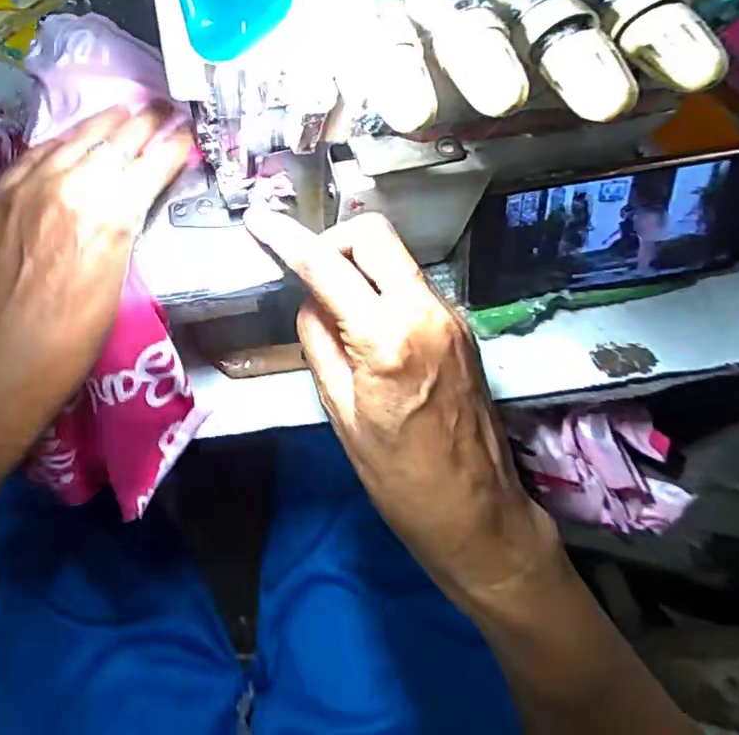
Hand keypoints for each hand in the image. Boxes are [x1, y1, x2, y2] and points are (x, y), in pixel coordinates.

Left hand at [0, 103, 192, 465]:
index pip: (147, 166)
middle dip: (143, 123)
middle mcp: (64, 188)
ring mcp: (23, 188)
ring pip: (70, 140)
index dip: (171, 146)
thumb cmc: (66, 346)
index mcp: (105, 216)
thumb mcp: (113, 287)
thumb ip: (124, 231)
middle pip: (112, 142)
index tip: (186, 131)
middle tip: (161, 108)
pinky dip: (59, 143)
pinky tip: (69, 139)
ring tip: (124, 111)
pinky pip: (32, 155)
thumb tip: (137, 198)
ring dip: (102, 125)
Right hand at [244, 209, 560, 597]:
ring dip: (355, 263)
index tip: (258, 221)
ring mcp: (449, 316)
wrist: (479, 516)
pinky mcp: (460, 327)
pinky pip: (409, 283)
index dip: (286, 237)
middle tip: (306, 270)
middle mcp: (425, 312)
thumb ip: (319, 342)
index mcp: (388, 338)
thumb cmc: (399, 477)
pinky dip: (378, 286)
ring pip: (393, 255)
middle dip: (331, 239)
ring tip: (332, 305)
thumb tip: (311, 302)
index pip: (326, 265)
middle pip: (372, 233)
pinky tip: (364, 324)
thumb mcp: (340, 410)